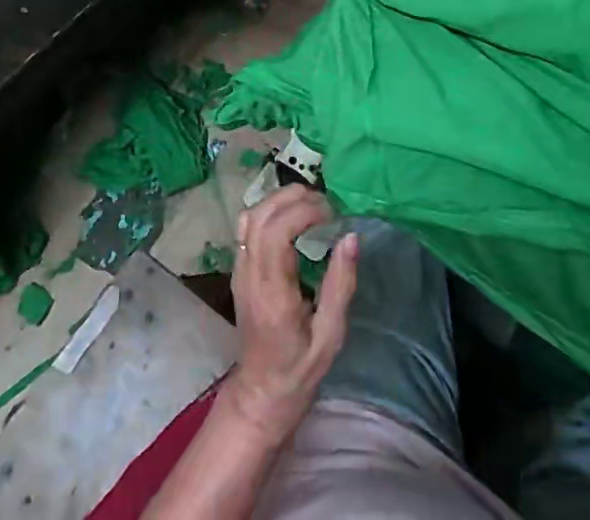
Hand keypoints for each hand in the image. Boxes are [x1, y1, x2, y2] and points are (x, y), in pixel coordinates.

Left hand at [221, 186, 359, 440]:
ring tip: (312, 204)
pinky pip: (247, 227)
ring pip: (249, 217)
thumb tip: (351, 237)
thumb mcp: (331, 334)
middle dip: (293, 198)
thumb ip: (340, 284)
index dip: (304, 212)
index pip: (275, 232)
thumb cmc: (300, 368)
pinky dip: (270, 211)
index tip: (333, 216)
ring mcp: (239, 270)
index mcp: (271, 291)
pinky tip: (294, 217)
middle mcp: (248, 274)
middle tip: (325, 203)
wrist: (261, 391)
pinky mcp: (239, 269)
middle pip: (259, 215)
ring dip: (279, 200)